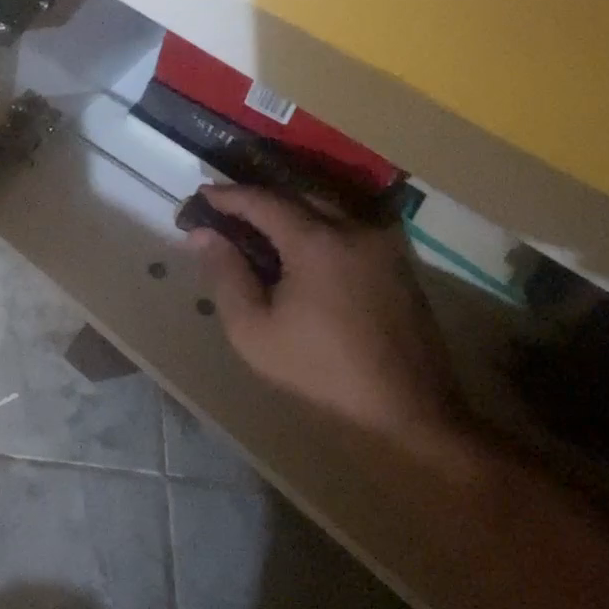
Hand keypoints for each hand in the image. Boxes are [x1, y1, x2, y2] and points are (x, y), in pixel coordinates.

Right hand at [190, 185, 465, 446]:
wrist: (408, 413)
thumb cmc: (321, 371)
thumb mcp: (253, 330)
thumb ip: (225, 274)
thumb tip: (203, 234)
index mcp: (316, 241)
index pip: (262, 200)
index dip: (227, 195)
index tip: (200, 197)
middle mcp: (353, 230)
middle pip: (296, 196)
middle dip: (258, 200)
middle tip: (225, 214)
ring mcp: (382, 246)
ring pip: (326, 209)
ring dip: (289, 212)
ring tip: (258, 231)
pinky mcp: (398, 266)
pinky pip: (348, 230)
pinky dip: (317, 229)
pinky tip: (300, 254)